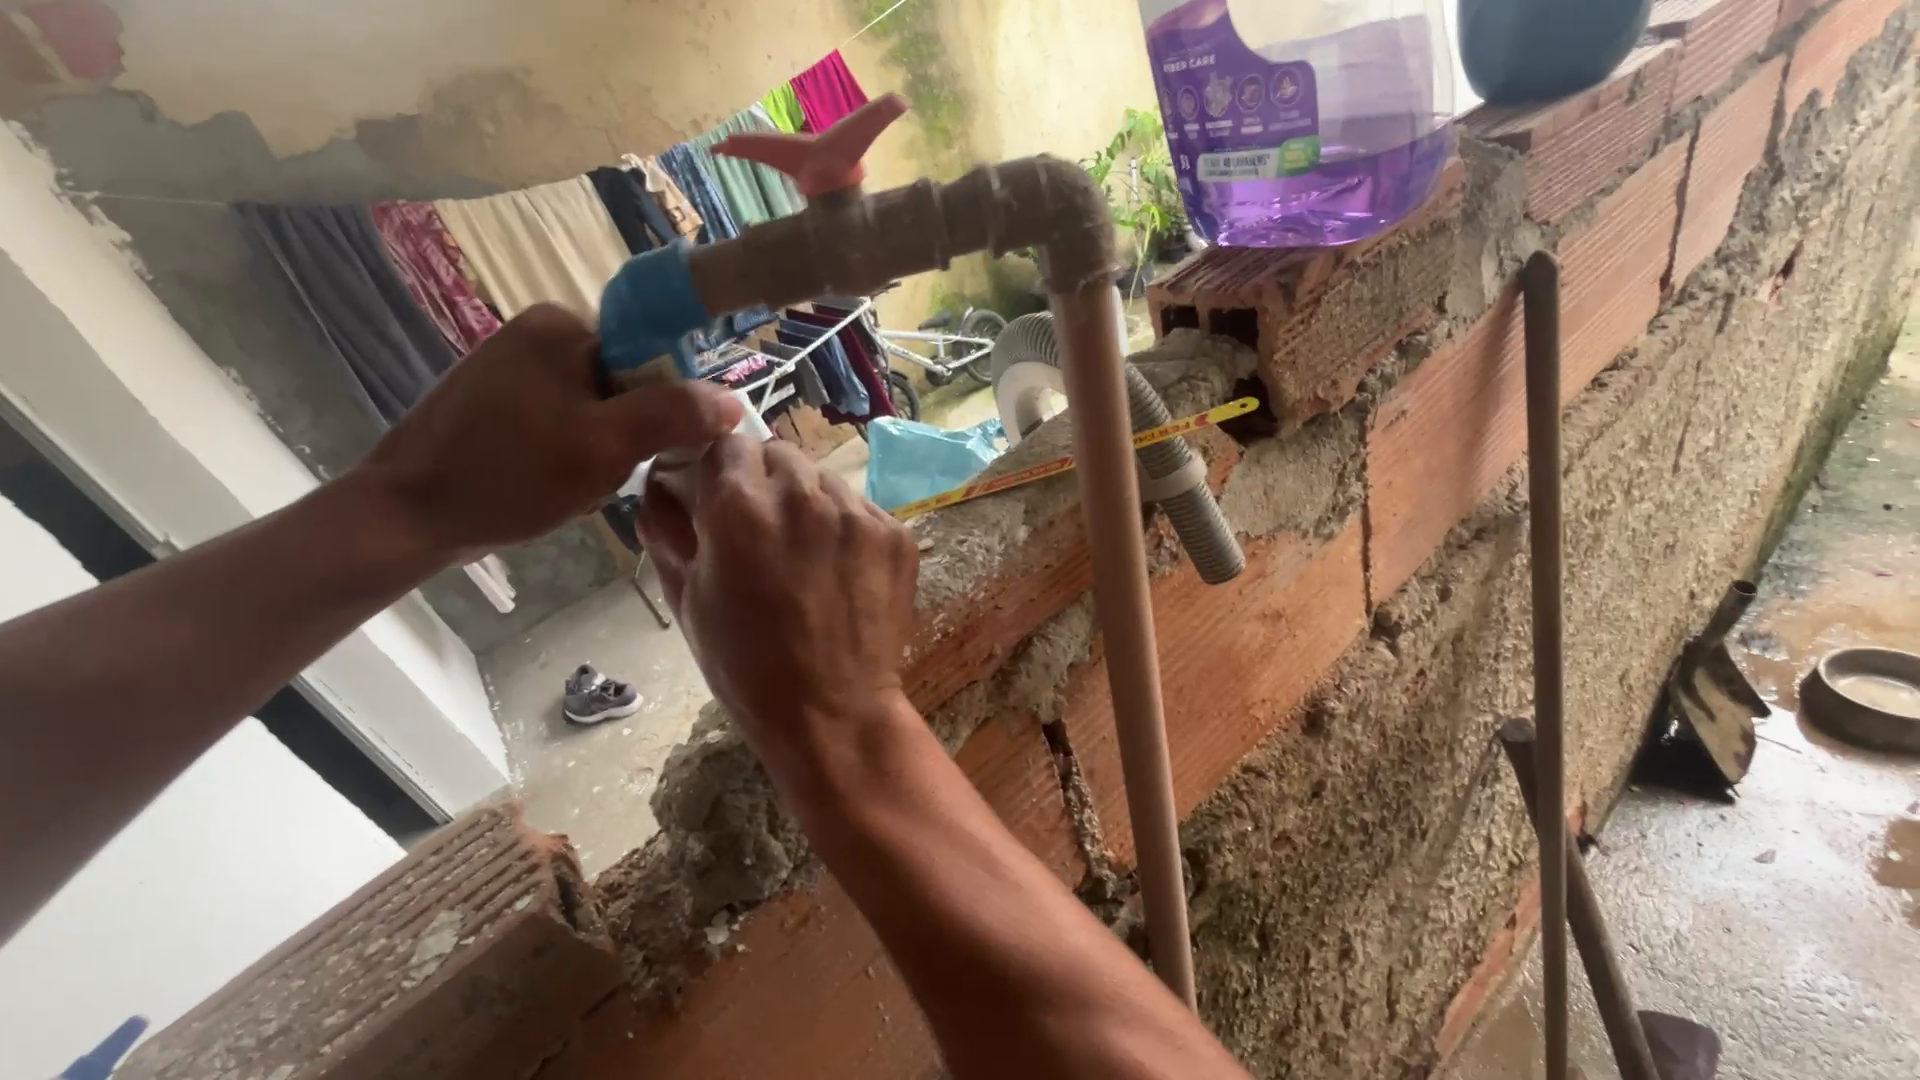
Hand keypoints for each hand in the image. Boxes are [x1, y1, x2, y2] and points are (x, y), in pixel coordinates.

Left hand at [354, 304, 741, 561]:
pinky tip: (556, 483)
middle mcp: (542, 332)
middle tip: (604, 475)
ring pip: (603, 410)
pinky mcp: (504, 399)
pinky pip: (571, 421)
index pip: (655, 357)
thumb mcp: (604, 447)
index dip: (668, 409)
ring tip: (576, 484)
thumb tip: (735, 400)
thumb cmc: (508, 476)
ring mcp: (519, 365)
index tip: (651, 452)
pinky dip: (577, 455)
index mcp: (564, 325)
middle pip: (630, 385)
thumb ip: (673, 416)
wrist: (407, 516)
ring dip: (605, 452)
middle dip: (629, 437)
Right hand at [633, 436, 920, 793]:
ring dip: (808, 501)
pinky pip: (861, 509)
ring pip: (823, 479)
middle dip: (764, 480)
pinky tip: (840, 571)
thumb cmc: (746, 666)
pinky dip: (846, 528)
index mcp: (739, 506)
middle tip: (762, 528)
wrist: (833, 713)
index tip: (719, 498)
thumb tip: (658, 488)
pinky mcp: (896, 533)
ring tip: (805, 554)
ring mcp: (857, 512)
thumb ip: (666, 532)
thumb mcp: (687, 601)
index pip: (726, 444)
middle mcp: (803, 494)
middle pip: (778, 454)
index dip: (719, 470)